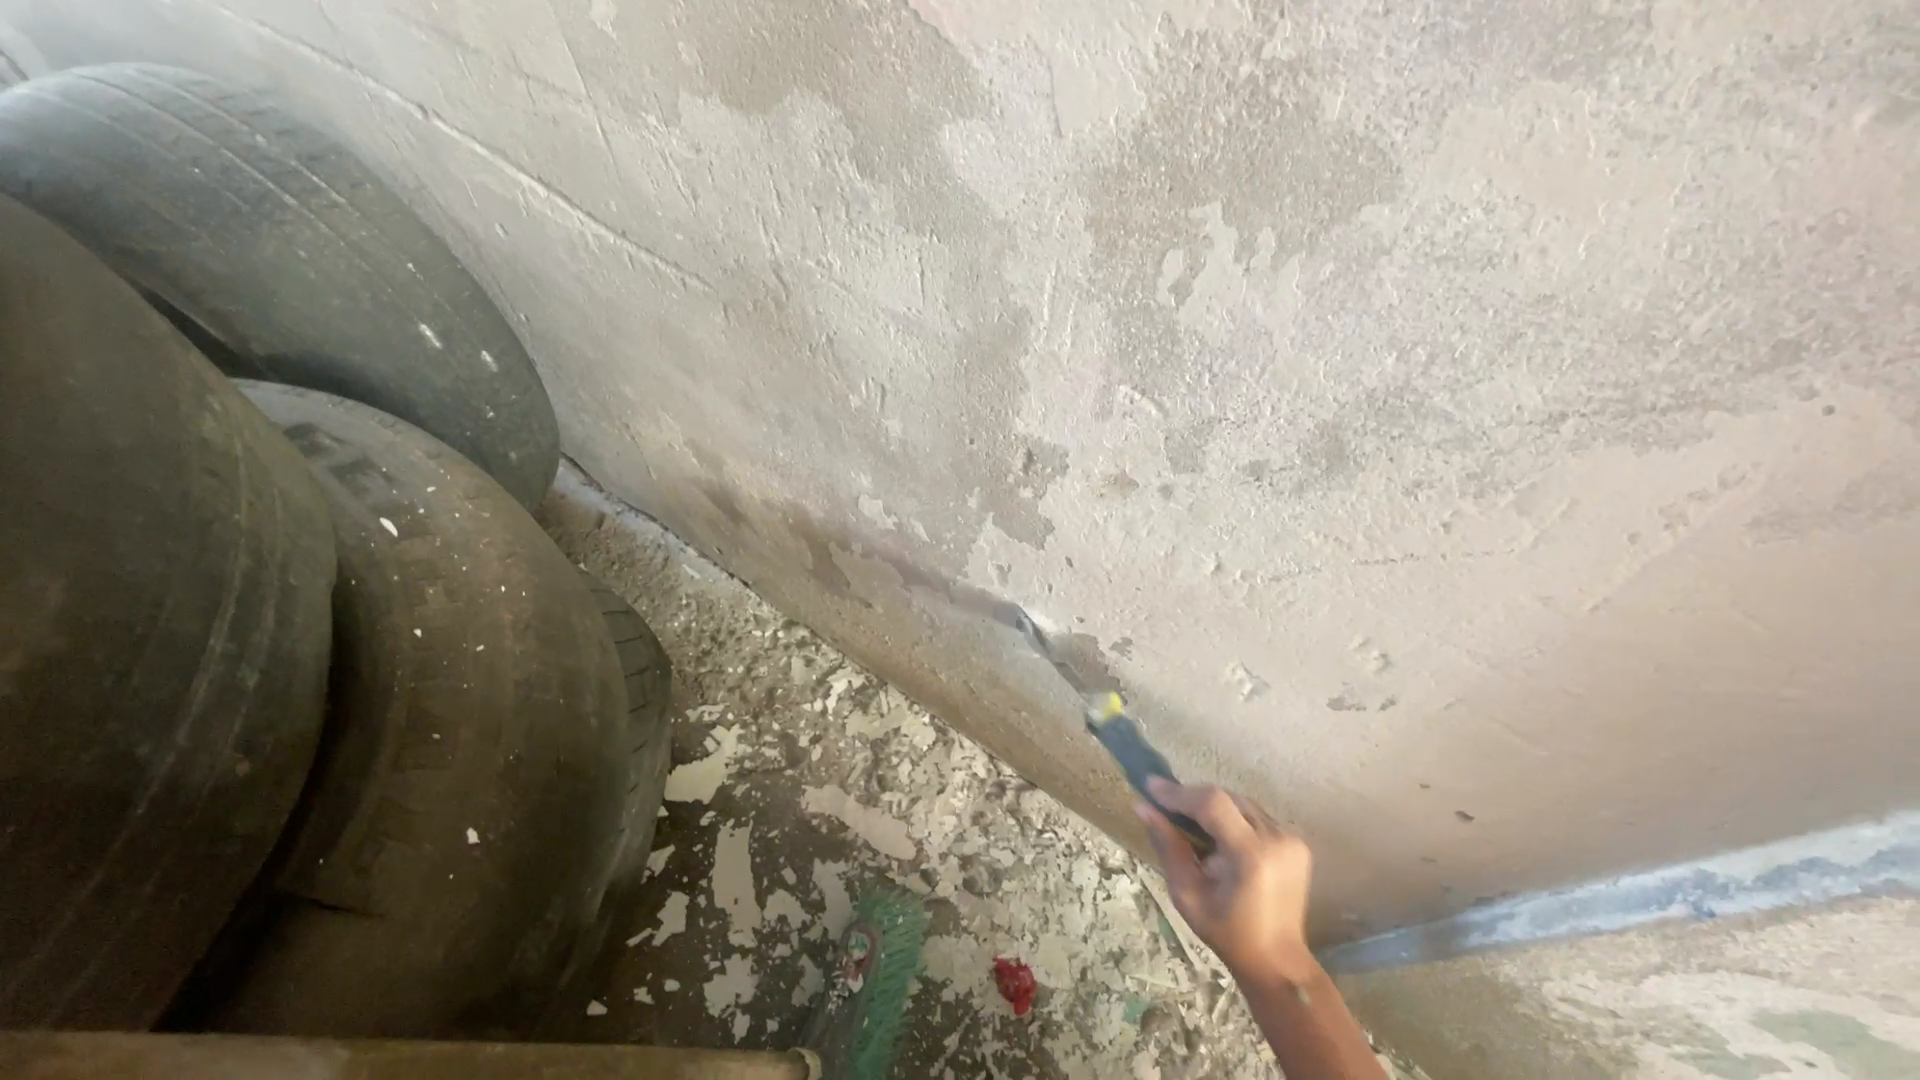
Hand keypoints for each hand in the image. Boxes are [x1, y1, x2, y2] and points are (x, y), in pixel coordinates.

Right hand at [1136, 777, 1315, 985]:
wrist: (1276, 960)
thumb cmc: (1226, 933)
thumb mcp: (1187, 894)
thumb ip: (1167, 846)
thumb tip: (1142, 806)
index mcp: (1251, 856)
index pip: (1213, 804)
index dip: (1180, 792)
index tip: (1151, 786)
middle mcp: (1277, 839)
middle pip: (1227, 797)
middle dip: (1193, 798)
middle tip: (1165, 806)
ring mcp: (1291, 838)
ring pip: (1241, 803)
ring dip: (1213, 807)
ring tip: (1190, 823)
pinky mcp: (1297, 841)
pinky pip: (1256, 815)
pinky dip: (1233, 818)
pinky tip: (1220, 836)